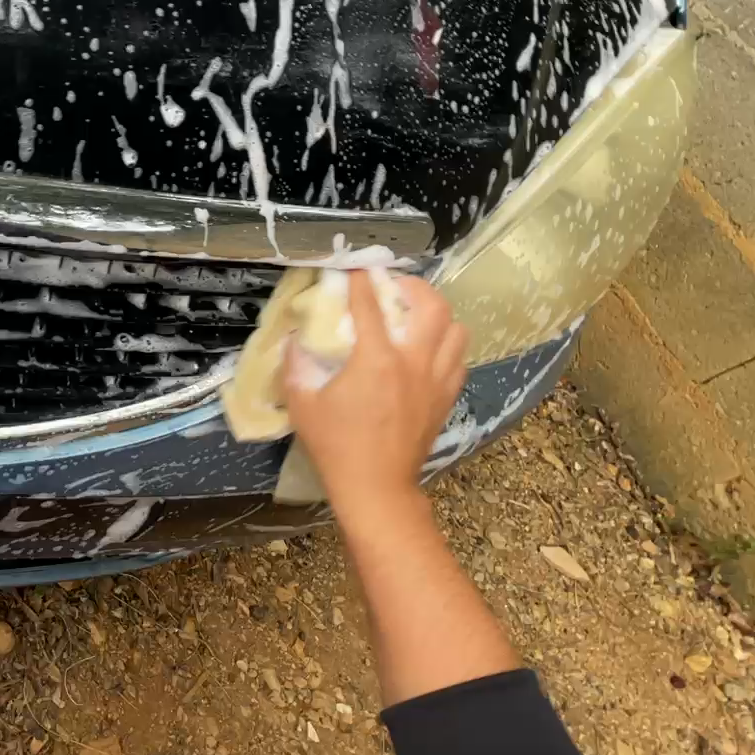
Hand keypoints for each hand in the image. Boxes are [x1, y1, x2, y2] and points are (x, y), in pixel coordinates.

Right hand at [278, 272, 467, 521]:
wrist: (375, 486)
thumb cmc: (334, 443)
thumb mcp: (301, 401)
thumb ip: (296, 362)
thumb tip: (296, 337)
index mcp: (375, 359)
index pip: (370, 305)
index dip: (360, 280)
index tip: (353, 268)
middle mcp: (414, 362)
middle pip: (432, 306)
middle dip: (412, 286)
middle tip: (391, 286)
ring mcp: (437, 379)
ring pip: (455, 329)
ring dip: (435, 313)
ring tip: (413, 313)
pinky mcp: (447, 396)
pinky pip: (458, 356)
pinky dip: (445, 342)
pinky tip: (425, 347)